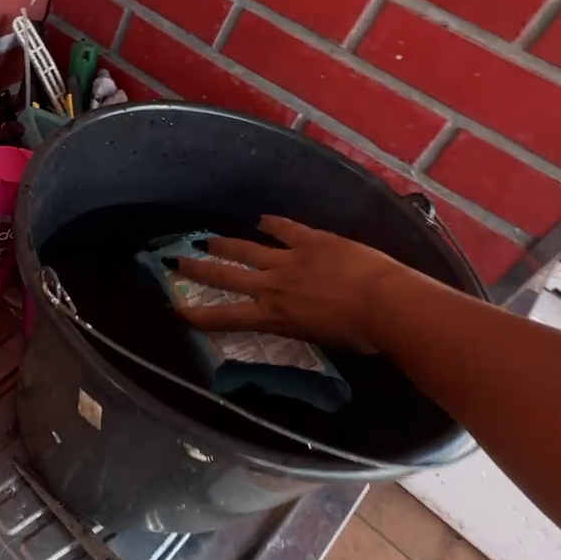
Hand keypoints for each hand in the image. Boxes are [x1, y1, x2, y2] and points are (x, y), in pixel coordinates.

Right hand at [173, 216, 416, 349]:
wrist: (385, 304)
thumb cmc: (360, 334)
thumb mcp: (321, 340)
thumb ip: (304, 326)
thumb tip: (304, 321)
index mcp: (274, 316)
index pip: (227, 317)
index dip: (199, 316)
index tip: (177, 311)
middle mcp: (272, 287)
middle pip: (226, 276)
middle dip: (198, 269)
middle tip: (175, 261)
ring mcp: (289, 260)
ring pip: (247, 250)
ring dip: (225, 245)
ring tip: (206, 240)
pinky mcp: (311, 241)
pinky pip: (286, 229)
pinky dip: (273, 224)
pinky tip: (262, 219)